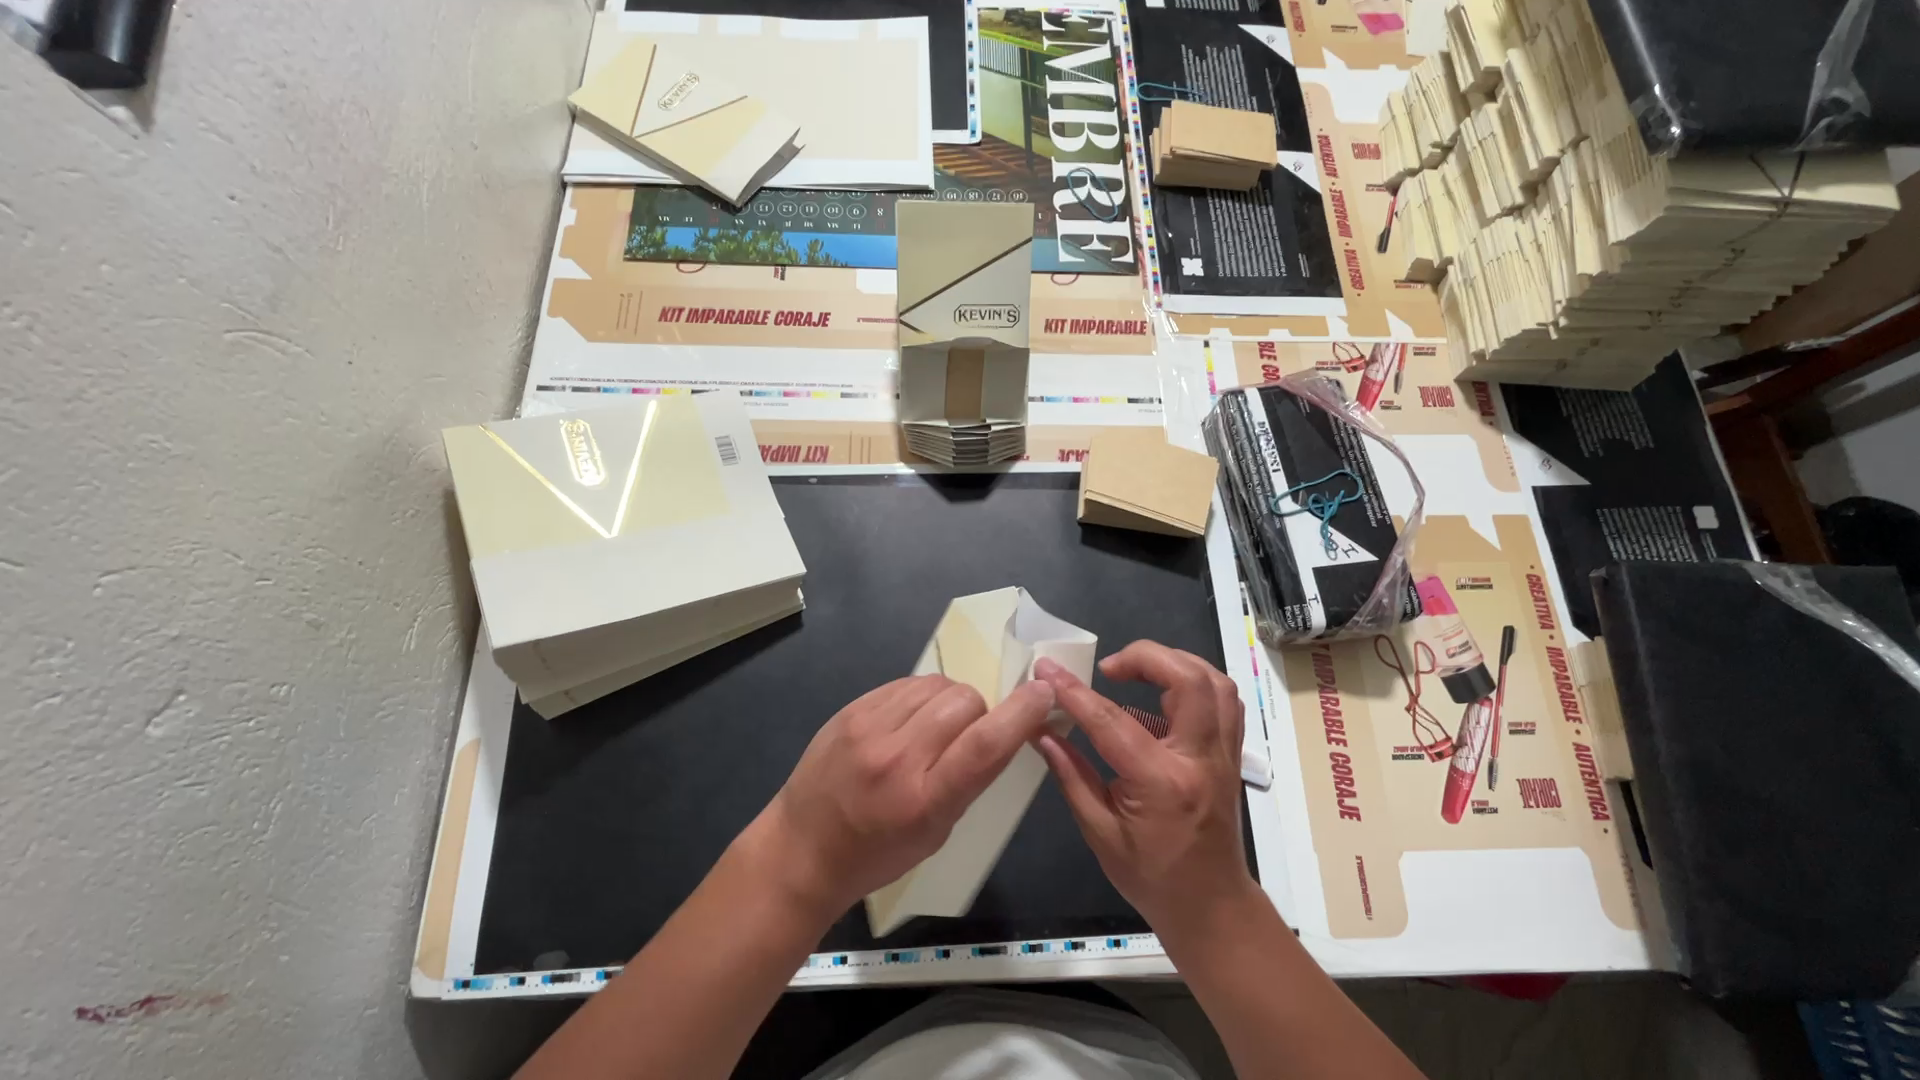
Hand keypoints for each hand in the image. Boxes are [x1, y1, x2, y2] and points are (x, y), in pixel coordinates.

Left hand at [746, 674, 1057, 920]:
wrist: (802, 848)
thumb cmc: (877, 854)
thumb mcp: (937, 833)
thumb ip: (969, 780)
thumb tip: (1000, 728)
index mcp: (926, 800)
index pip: (986, 743)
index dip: (1023, 712)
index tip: (1045, 692)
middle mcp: (897, 758)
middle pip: (965, 702)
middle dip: (981, 711)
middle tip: (965, 736)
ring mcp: (868, 728)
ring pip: (936, 685)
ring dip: (949, 701)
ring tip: (934, 728)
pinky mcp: (850, 710)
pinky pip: (905, 684)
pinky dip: (919, 697)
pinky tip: (908, 721)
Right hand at [1032, 643, 1258, 938]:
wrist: (1212, 906)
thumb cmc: (1152, 877)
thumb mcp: (1100, 833)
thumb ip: (1072, 776)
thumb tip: (1042, 733)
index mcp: (1162, 783)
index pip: (1112, 721)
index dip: (1074, 692)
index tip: (1047, 671)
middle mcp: (1200, 759)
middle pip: (1188, 680)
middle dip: (1144, 657)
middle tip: (1108, 667)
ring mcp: (1223, 754)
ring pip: (1214, 682)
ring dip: (1174, 663)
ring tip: (1136, 671)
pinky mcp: (1230, 753)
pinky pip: (1224, 700)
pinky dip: (1194, 682)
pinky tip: (1163, 694)